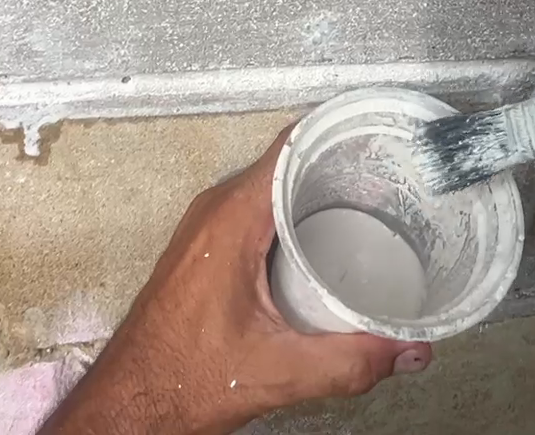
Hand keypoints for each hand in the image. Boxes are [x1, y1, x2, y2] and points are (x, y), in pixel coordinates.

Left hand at [42, 128, 430, 434]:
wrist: (128, 404)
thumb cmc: (180, 378)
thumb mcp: (278, 370)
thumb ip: (349, 360)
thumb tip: (406, 351)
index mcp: (233, 216)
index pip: (289, 145)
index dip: (333, 131)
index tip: (370, 132)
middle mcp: (218, 207)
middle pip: (284, 159)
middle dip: (334, 160)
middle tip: (381, 172)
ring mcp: (209, 222)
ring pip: (269, 182)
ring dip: (311, 184)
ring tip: (360, 196)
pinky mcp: (207, 241)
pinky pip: (255, 202)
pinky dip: (289, 205)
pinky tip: (316, 232)